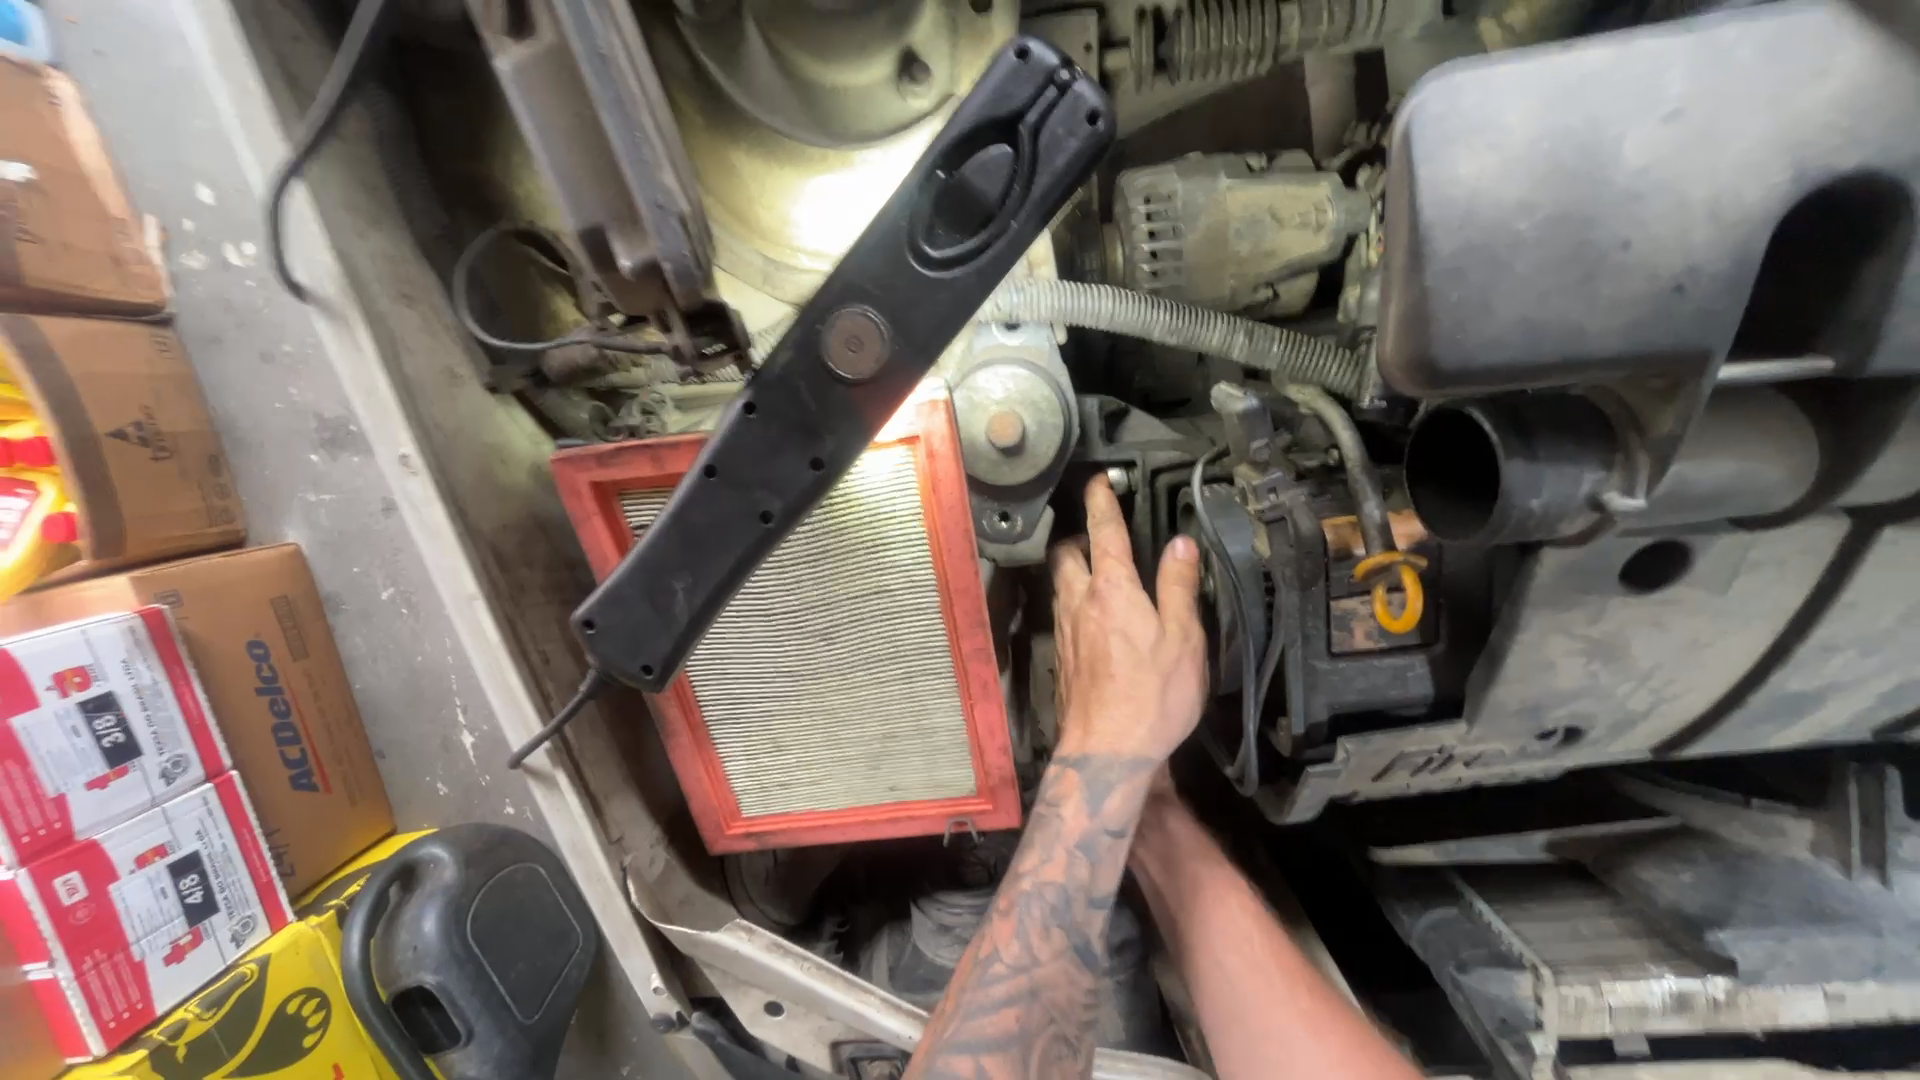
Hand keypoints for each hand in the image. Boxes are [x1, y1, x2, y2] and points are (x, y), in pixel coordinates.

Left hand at [1050, 475, 1207, 760]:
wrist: (1106, 750)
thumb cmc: (1151, 696)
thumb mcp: (1183, 637)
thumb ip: (1178, 586)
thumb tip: (1180, 544)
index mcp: (1111, 590)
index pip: (1103, 531)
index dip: (1101, 501)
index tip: (1099, 482)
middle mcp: (1079, 603)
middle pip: (1066, 554)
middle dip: (1077, 536)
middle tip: (1099, 533)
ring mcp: (1064, 630)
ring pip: (1061, 584)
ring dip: (1075, 569)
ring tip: (1100, 571)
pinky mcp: (1061, 656)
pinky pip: (1062, 613)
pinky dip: (1075, 600)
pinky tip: (1095, 617)